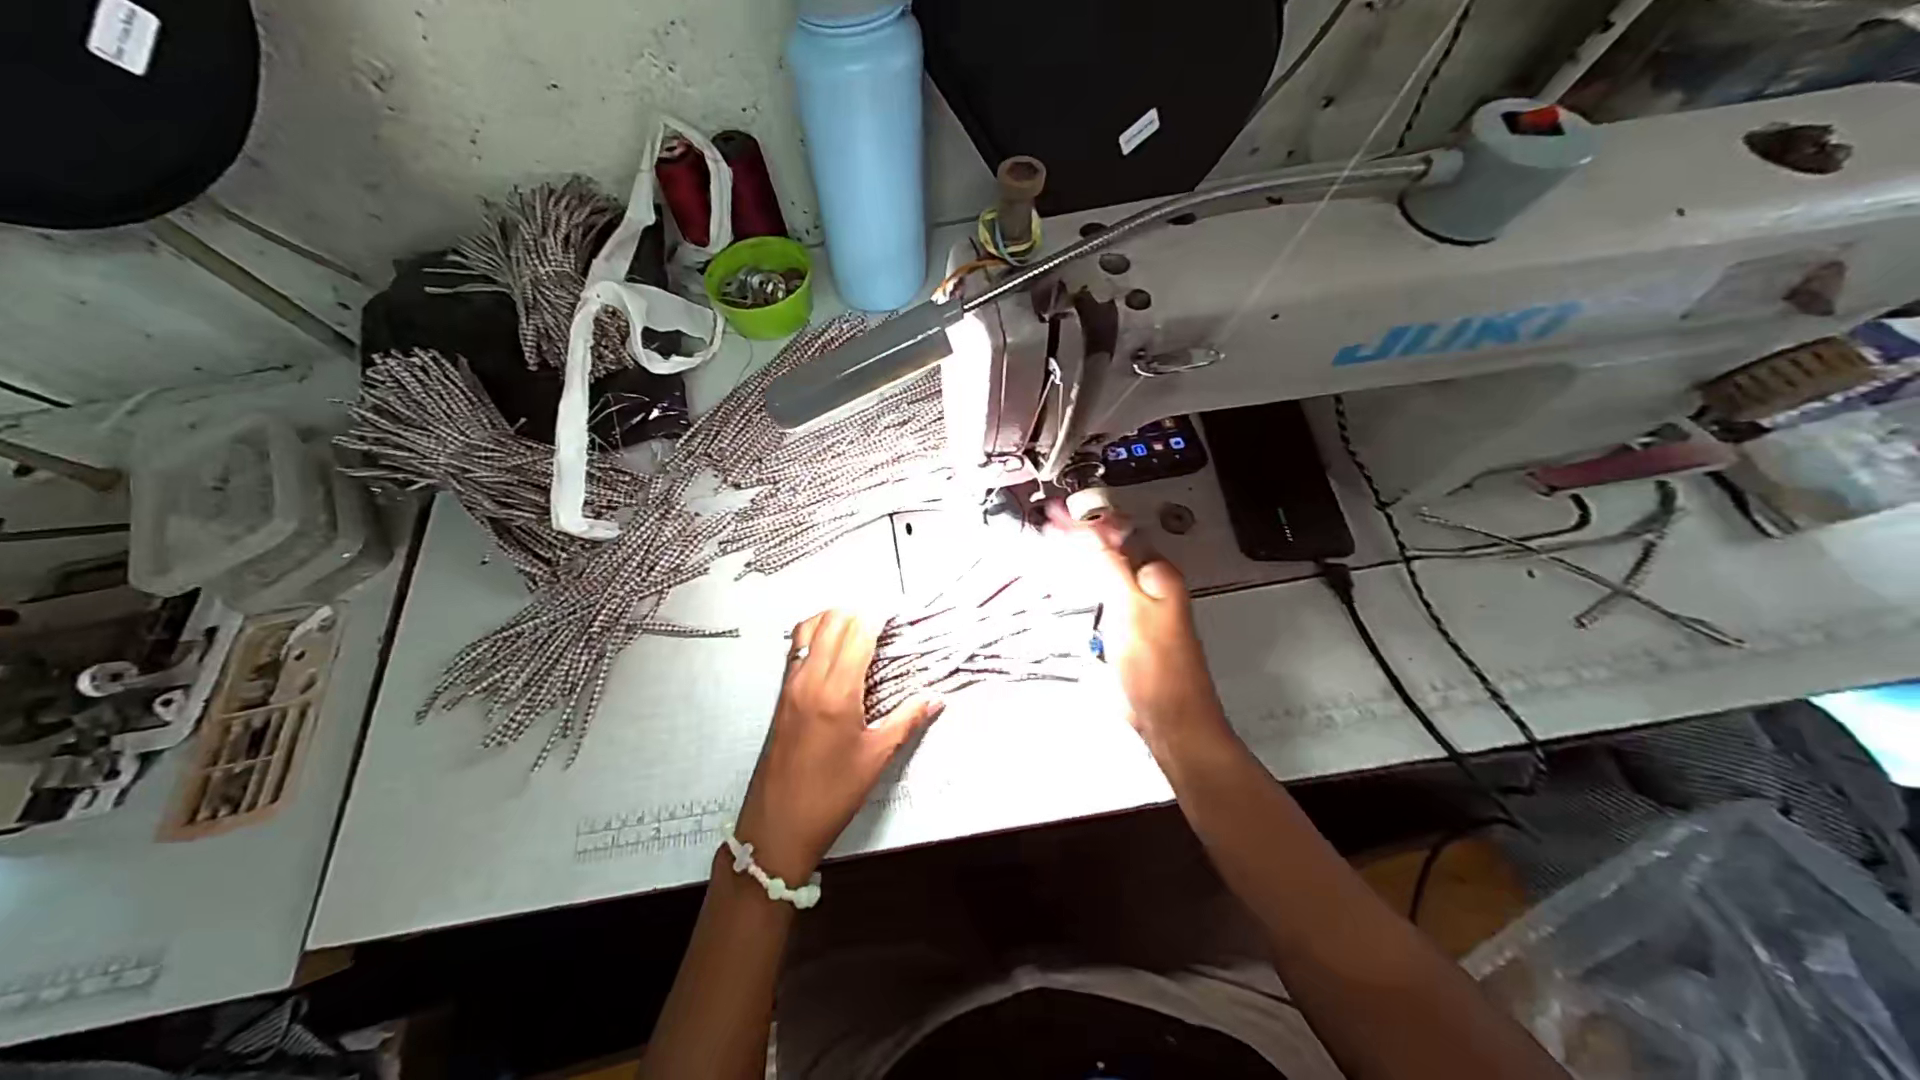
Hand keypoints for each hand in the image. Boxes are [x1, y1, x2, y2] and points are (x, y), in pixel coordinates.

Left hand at [734, 610, 943, 883]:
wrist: (777, 827)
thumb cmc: (830, 795)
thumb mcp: (876, 757)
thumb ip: (907, 719)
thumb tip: (934, 698)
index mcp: (836, 691)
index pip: (858, 632)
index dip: (880, 617)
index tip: (899, 615)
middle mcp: (809, 679)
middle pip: (832, 620)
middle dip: (861, 613)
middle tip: (885, 625)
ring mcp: (790, 685)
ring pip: (810, 627)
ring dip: (836, 619)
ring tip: (861, 631)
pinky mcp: (781, 696)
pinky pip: (797, 648)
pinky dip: (817, 636)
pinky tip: (835, 653)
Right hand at [1046, 503, 1226, 749]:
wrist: (1169, 718)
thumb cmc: (1158, 670)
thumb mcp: (1129, 608)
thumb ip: (1111, 567)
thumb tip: (1096, 534)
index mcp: (1158, 575)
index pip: (1119, 533)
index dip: (1087, 522)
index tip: (1058, 515)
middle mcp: (1153, 588)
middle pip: (1114, 549)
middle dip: (1082, 534)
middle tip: (1052, 522)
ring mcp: (1142, 610)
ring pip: (1109, 572)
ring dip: (1084, 557)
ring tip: (1058, 542)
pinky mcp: (1131, 631)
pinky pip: (1106, 595)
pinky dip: (1087, 583)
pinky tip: (1074, 582)